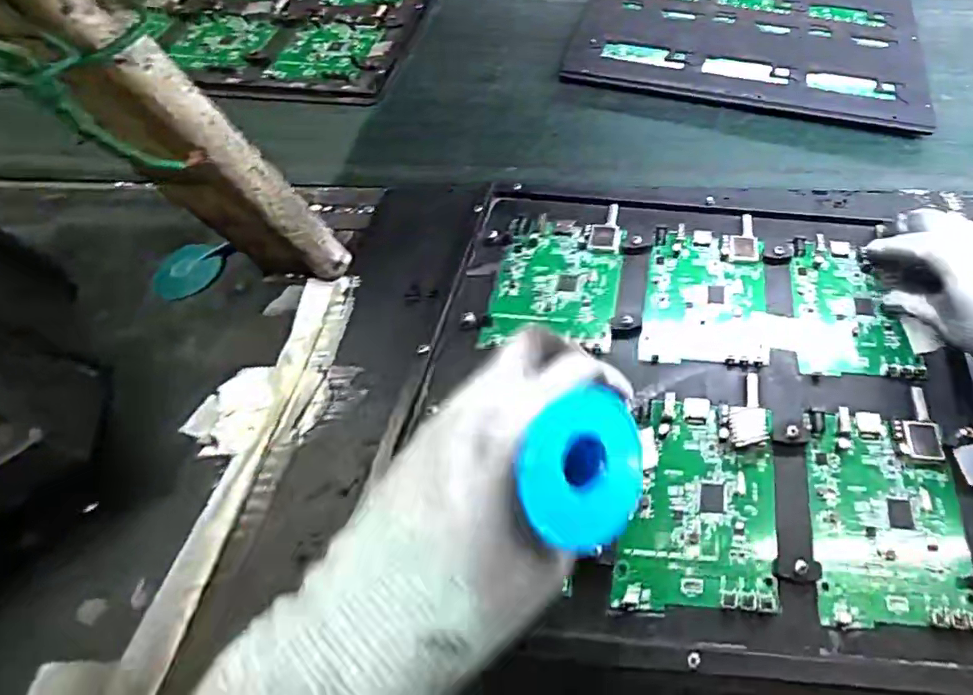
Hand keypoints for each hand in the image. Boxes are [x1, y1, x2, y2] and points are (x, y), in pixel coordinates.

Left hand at [197, 329, 631, 694]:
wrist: (356, 628)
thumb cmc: (445, 608)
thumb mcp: (542, 566)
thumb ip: (580, 509)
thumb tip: (599, 479)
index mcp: (504, 435)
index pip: (571, 369)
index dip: (607, 379)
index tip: (616, 403)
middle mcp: (470, 412)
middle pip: (530, 343)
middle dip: (569, 358)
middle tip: (589, 398)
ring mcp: (442, 420)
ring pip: (502, 367)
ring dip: (538, 384)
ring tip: (555, 436)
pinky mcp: (425, 438)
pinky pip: (480, 397)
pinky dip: (510, 406)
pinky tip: (519, 457)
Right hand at [863, 209, 972, 425]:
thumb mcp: (949, 325)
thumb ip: (915, 306)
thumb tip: (890, 299)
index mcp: (943, 250)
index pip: (902, 244)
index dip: (882, 250)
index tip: (868, 254)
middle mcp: (964, 235)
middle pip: (925, 220)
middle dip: (905, 231)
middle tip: (892, 247)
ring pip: (949, 222)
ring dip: (929, 232)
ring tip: (919, 252)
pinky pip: (968, 231)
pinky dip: (951, 238)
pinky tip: (952, 258)